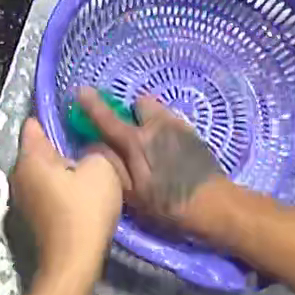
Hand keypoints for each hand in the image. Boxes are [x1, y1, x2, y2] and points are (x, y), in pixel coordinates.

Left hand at [10, 117, 122, 294]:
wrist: (74, 261)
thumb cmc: (86, 210)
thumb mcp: (102, 168)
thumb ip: (95, 148)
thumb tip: (89, 150)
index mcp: (31, 159)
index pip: (35, 125)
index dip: (55, 116)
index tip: (76, 113)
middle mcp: (19, 176)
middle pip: (41, 149)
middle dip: (63, 144)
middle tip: (91, 140)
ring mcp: (23, 199)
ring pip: (46, 171)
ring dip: (65, 167)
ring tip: (92, 164)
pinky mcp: (35, 217)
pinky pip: (50, 190)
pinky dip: (64, 186)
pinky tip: (85, 191)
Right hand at [77, 88, 224, 231]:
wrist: (213, 202)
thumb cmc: (168, 203)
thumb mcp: (132, 193)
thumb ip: (112, 165)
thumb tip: (93, 145)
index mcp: (137, 141)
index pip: (108, 118)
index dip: (93, 105)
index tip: (81, 91)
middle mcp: (158, 125)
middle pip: (139, 103)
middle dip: (132, 113)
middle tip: (131, 136)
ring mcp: (179, 125)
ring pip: (158, 110)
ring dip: (150, 120)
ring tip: (152, 146)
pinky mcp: (193, 132)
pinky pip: (172, 120)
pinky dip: (165, 128)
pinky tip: (169, 151)